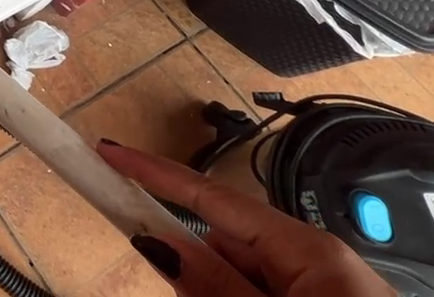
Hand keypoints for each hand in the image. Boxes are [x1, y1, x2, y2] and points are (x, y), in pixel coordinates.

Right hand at [99, 142, 392, 296]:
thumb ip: (211, 284)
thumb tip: (153, 237)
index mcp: (308, 250)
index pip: (210, 195)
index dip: (152, 171)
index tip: (105, 151)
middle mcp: (318, 261)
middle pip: (225, 244)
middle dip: (193, 267)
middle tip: (175, 288)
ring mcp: (328, 289)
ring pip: (243, 278)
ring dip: (220, 294)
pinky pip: (264, 296)